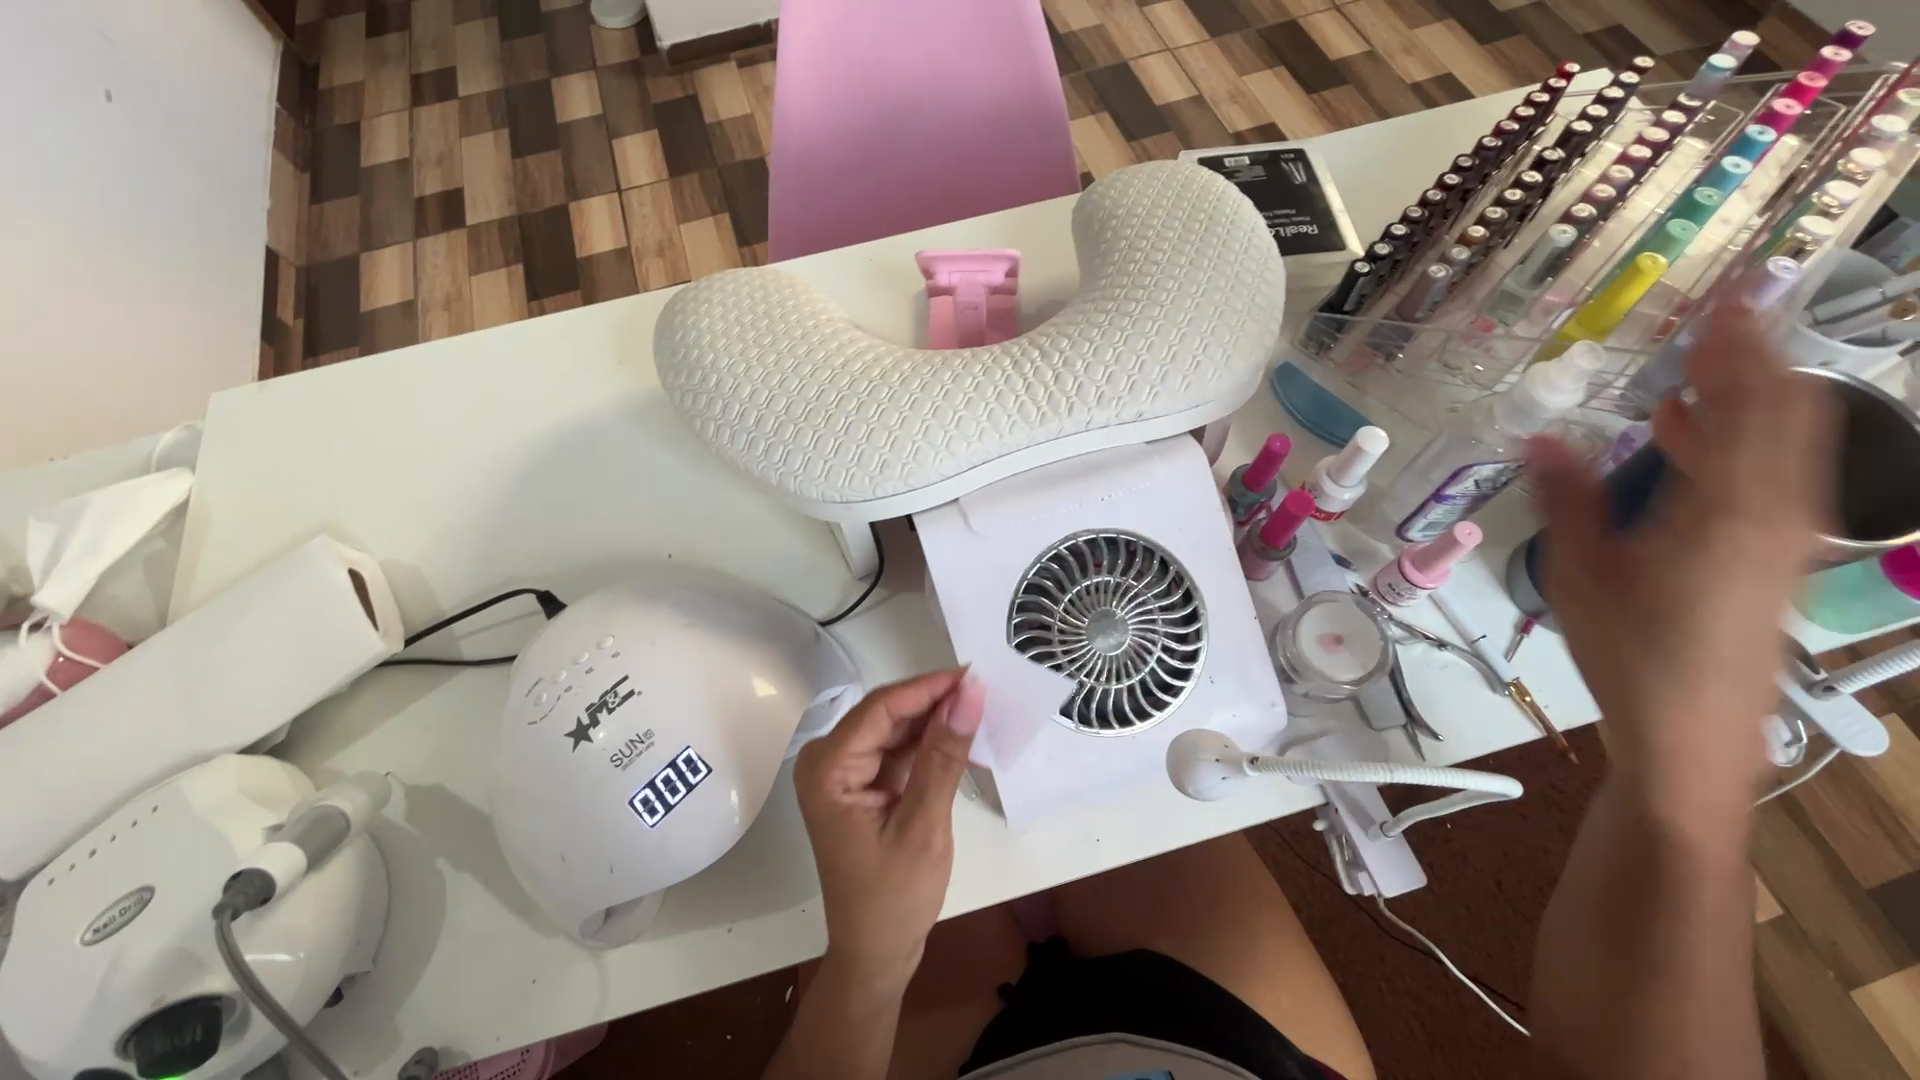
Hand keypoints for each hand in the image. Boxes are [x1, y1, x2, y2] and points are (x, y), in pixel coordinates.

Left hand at [793, 669, 985, 989]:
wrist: (876, 952)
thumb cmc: (893, 897)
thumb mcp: (923, 824)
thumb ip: (943, 756)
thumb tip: (968, 697)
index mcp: (827, 769)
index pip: (881, 708)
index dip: (928, 687)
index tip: (974, 675)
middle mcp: (828, 763)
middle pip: (886, 715)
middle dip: (934, 702)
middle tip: (985, 691)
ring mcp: (844, 774)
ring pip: (895, 730)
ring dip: (935, 722)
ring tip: (981, 710)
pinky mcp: (862, 786)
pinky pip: (898, 752)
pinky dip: (929, 746)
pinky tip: (961, 739)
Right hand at [1529, 306, 1833, 813]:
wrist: (1694, 735)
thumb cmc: (1631, 654)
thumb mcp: (1580, 574)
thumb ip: (1565, 499)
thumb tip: (1537, 437)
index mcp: (1727, 507)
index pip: (1751, 401)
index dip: (1742, 343)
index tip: (1729, 294)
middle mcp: (1774, 510)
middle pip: (1786, 412)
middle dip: (1753, 360)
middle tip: (1713, 321)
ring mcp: (1783, 534)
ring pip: (1784, 443)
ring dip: (1745, 400)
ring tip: (1694, 372)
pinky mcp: (1774, 556)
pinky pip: (1772, 475)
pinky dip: (1739, 443)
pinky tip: (1687, 442)